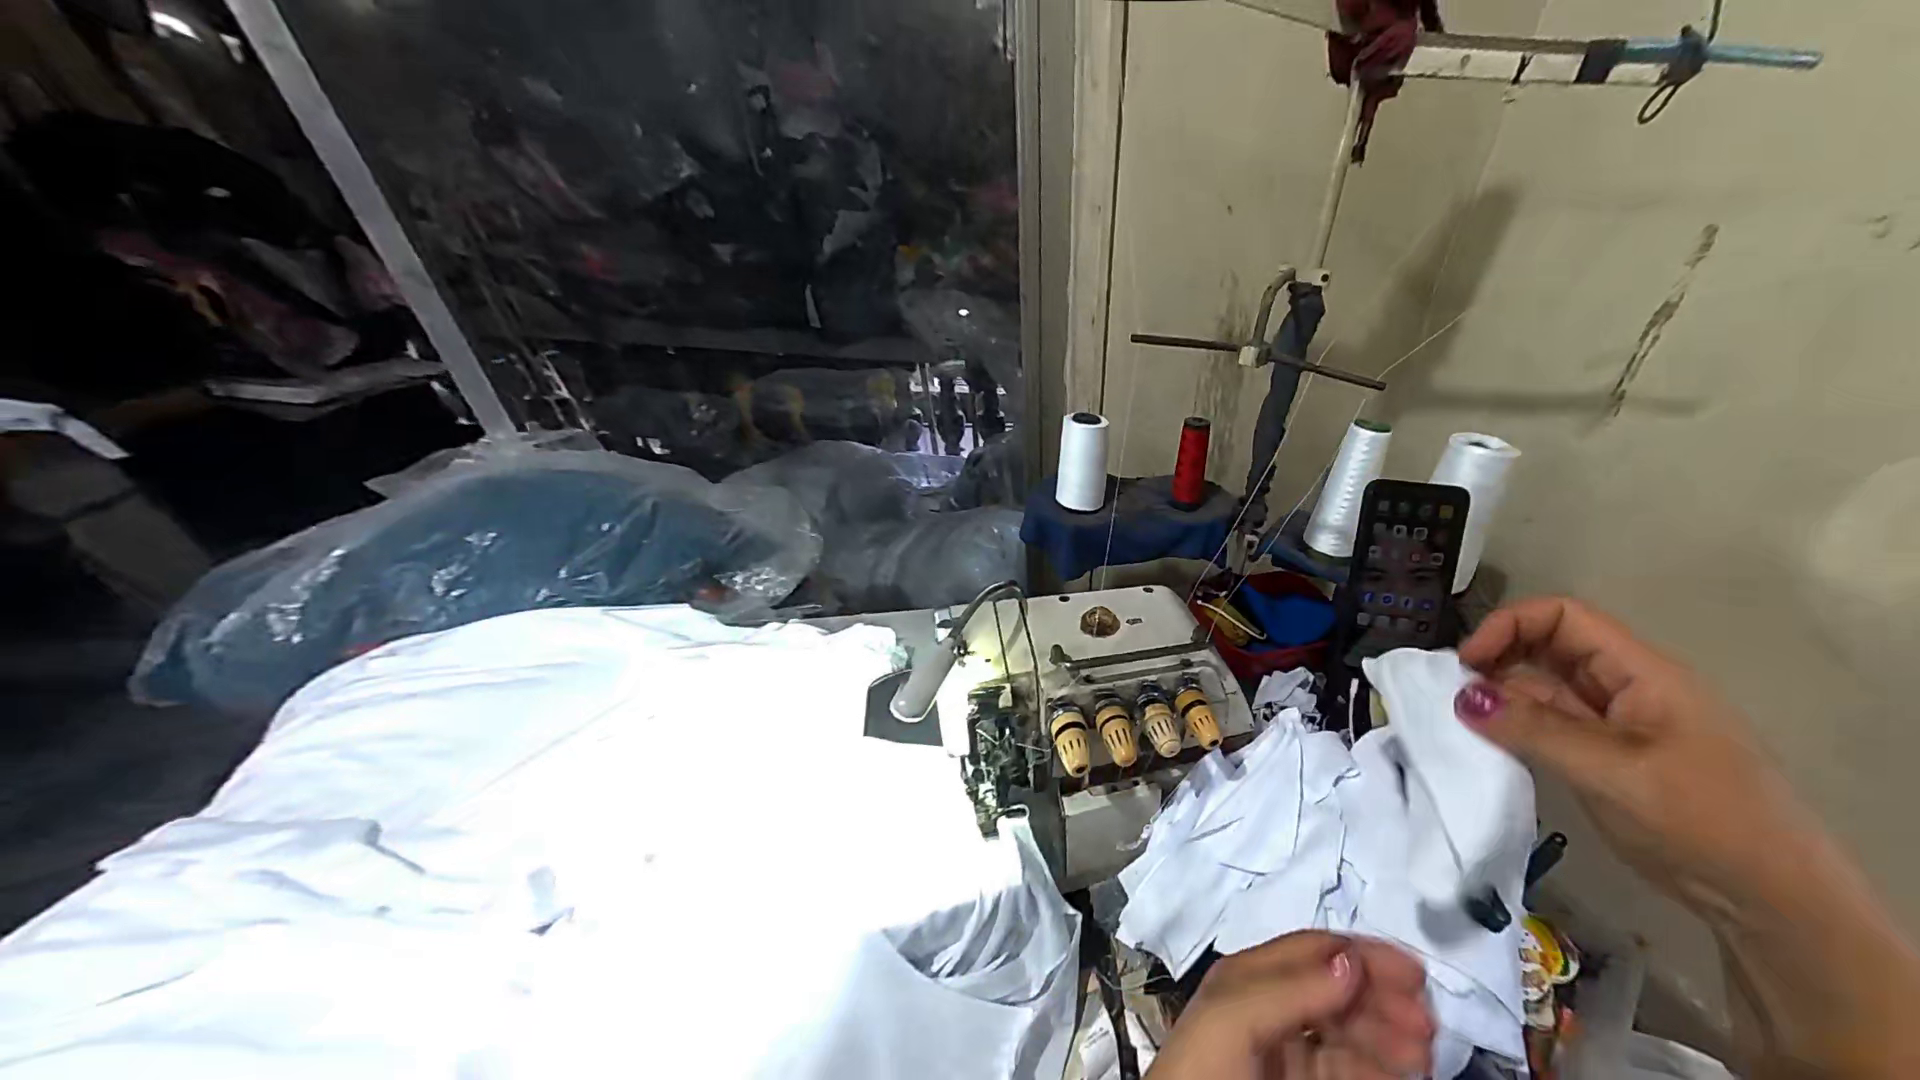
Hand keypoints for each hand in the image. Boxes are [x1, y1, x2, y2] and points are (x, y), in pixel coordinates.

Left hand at [1148, 933, 1432, 1079]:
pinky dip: (1381, 1068)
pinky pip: (1352, 1071)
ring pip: (1353, 1033)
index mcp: (1249, 978)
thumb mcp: (1231, 1017)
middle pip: (1340, 991)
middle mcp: (1274, 1008)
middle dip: (1385, 997)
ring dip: (1391, 1035)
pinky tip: (1405, 1072)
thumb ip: (1287, 988)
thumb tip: (1352, 961)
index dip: (1363, 955)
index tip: (1416, 972)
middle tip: (1427, 1020)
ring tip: (1423, 1050)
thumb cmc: (1206, 1069)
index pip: (1313, 952)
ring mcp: (1292, 1052)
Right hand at [1453, 595, 1822, 921]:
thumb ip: (1535, 730)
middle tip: (1454, 689)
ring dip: (1498, 692)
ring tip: (1461, 716)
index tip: (1467, 662)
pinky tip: (1486, 738)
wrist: (1772, 903)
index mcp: (1642, 674)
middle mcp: (1625, 687)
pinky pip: (1545, 721)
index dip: (1509, 625)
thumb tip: (1461, 696)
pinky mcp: (1600, 754)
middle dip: (1496, 655)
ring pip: (1542, 684)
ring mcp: (1613, 723)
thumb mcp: (1613, 772)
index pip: (1564, 617)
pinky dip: (1511, 722)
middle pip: (1548, 644)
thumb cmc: (1703, 822)